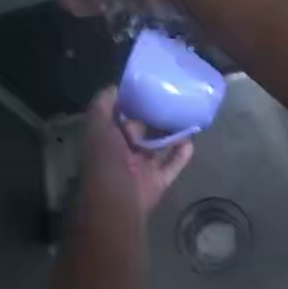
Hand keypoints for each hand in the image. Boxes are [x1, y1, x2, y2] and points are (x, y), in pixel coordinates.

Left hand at [79, 87, 192, 219]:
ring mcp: (141, 169)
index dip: (128, 104)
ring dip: (169, 134)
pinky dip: (181, 153)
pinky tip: (190, 139)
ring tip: (184, 115)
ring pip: (157, 148)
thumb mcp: (97, 127)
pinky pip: (172, 165)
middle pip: (139, 132)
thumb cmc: (105, 160)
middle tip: (168, 100)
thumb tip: (115, 87)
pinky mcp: (157, 181)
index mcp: (106, 142)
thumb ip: (102, 106)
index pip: (117, 119)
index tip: (145, 87)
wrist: (117, 201)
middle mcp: (122, 155)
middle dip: (151, 118)